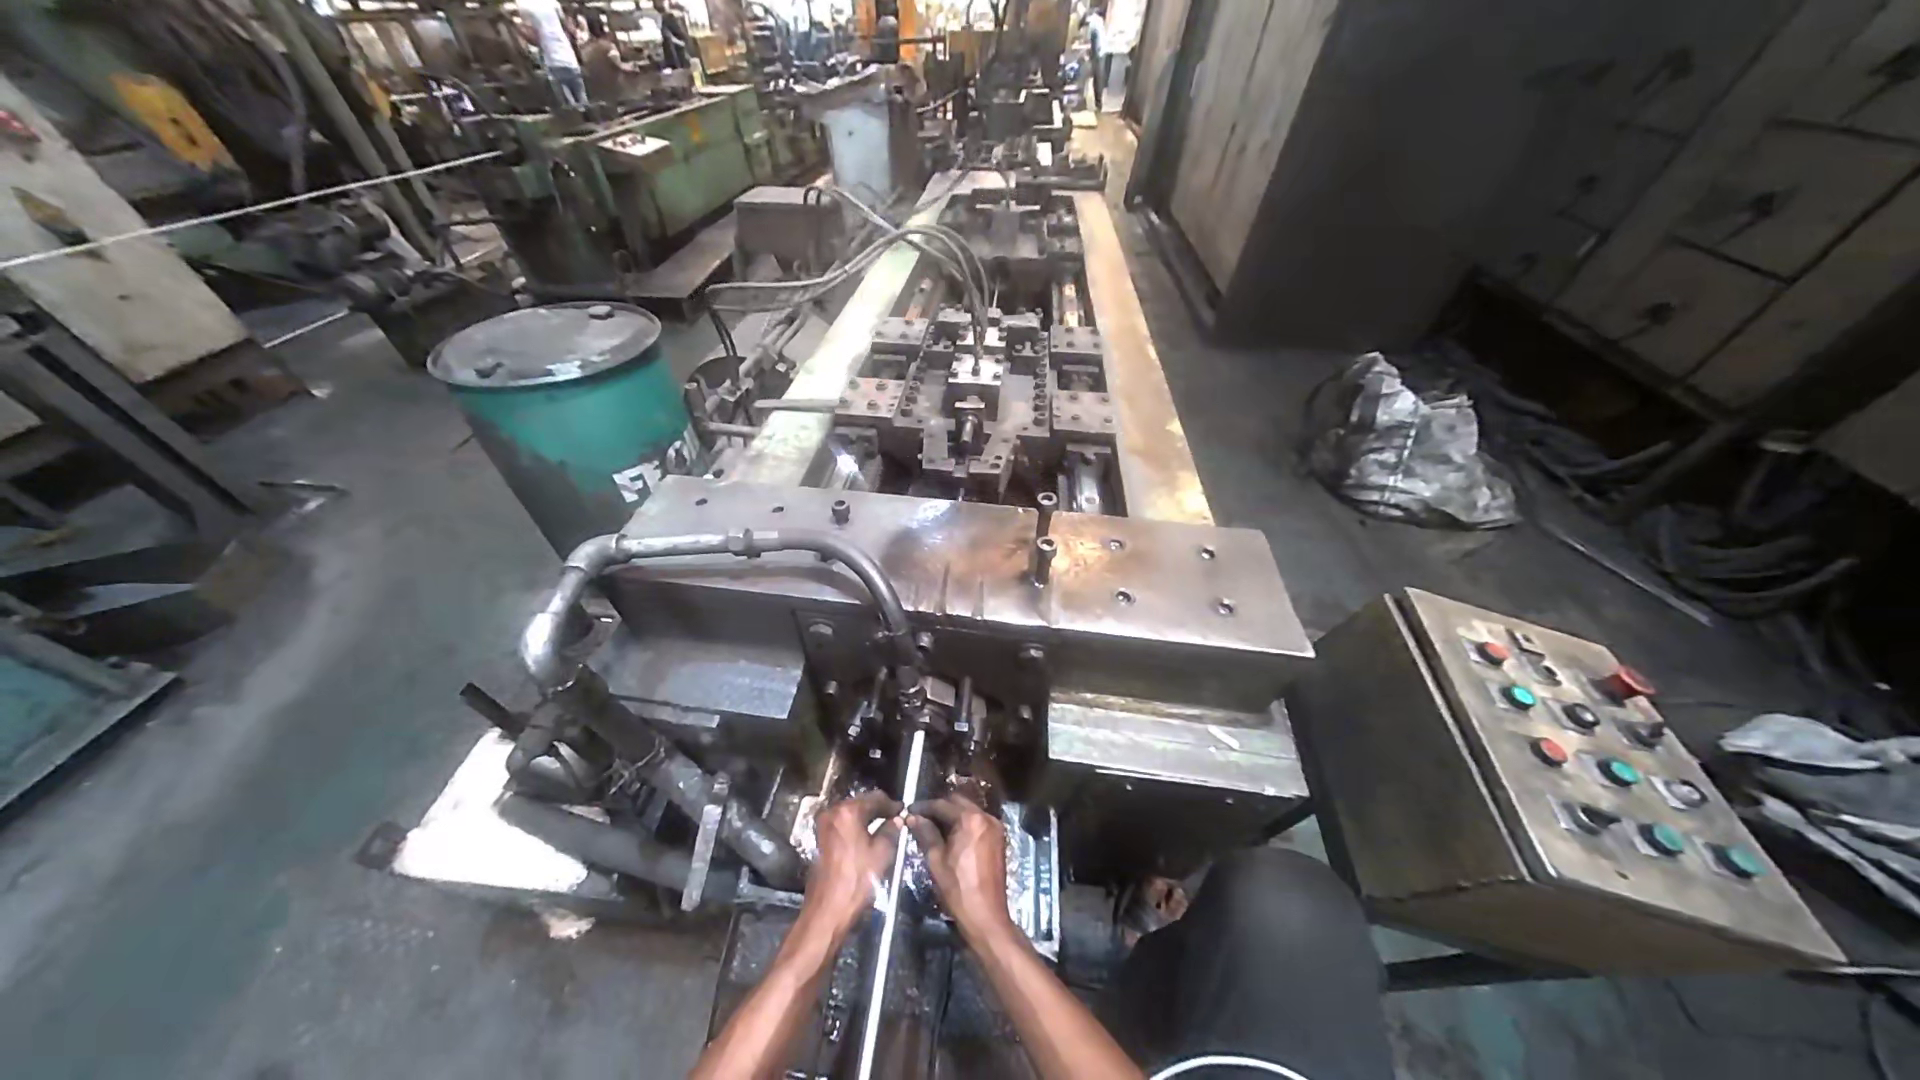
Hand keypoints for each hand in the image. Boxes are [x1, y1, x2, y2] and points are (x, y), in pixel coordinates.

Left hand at [805, 790, 901, 935]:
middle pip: (860, 803)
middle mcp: (832, 812)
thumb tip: (897, 819)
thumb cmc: (857, 880)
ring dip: (866, 817)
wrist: (827, 908)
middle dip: (878, 809)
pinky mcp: (819, 837)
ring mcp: (823, 825)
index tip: (903, 810)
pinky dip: (854, 826)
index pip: (875, 798)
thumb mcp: (881, 853)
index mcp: (848, 812)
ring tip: (884, 826)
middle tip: (895, 818)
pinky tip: (866, 835)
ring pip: (850, 813)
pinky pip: (842, 824)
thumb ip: (891, 830)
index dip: (891, 804)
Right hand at [907, 795, 1010, 940]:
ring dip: (952, 815)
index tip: (909, 811)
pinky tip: (951, 835)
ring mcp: (995, 827)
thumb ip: (926, 833)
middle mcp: (986, 816)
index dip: (924, 807)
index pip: (943, 805)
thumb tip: (913, 817)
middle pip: (958, 803)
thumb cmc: (958, 888)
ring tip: (933, 826)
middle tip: (920, 817)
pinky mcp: (998, 838)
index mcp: (970, 819)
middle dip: (939, 808)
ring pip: (969, 811)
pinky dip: (964, 823)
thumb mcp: (936, 859)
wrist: (986, 915)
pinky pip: (978, 822)